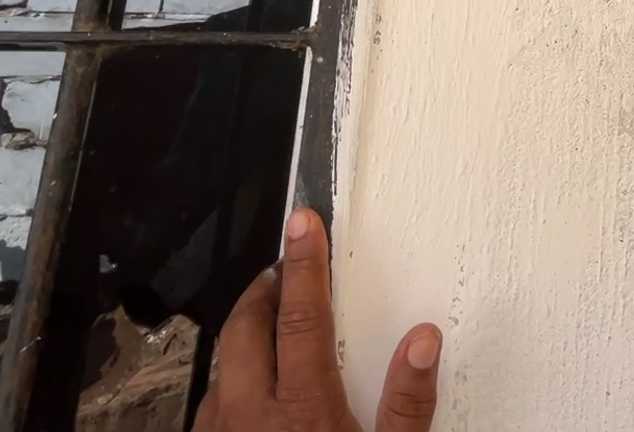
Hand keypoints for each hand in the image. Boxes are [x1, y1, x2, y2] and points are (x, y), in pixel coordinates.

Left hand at [193, 207, 441, 431]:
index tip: (304, 222)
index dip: (305, 261)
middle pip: (246, 329)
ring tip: (271, 318)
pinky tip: (248, 388)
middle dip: (266, 287)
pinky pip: (209, 408)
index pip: (303, 315)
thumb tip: (423, 339)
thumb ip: (407, 402)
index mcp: (300, 410)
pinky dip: (230, 378)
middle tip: (288, 265)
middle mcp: (249, 420)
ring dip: (244, 331)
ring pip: (220, 367)